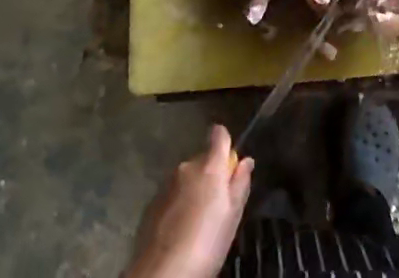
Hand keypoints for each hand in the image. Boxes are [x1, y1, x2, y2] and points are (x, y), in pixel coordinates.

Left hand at [125, 124, 252, 277]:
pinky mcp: (152, 201)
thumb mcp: (233, 216)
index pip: (219, 134)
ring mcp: (167, 183)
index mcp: (210, 166)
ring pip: (187, 177)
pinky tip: (181, 229)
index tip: (230, 162)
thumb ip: (241, 183)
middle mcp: (187, 167)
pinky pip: (172, 193)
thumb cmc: (207, 243)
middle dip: (211, 174)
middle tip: (217, 204)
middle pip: (203, 159)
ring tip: (198, 221)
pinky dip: (178, 203)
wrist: (163, 272)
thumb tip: (246, 161)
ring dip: (194, 189)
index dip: (226, 143)